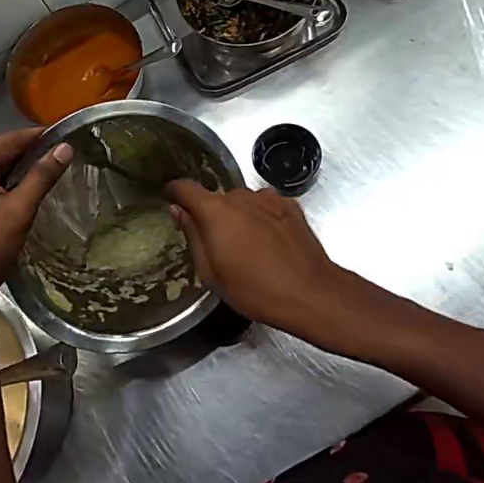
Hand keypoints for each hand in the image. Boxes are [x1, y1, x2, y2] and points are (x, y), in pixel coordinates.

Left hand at [0, 128, 72, 323]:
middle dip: (34, 152)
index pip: (7, 141)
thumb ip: (41, 177)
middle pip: (3, 152)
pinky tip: (38, 182)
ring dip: (27, 168)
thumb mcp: (16, 213)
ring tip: (61, 162)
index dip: (39, 136)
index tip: (69, 131)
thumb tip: (65, 148)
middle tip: (71, 148)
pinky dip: (15, 182)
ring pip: (0, 167)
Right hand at [165, 181, 433, 361]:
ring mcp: (268, 199)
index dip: (175, 192)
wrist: (312, 295)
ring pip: (242, 201)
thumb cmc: (255, 290)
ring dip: (238, 216)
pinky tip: (268, 243)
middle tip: (216, 242)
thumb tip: (179, 210)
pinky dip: (261, 218)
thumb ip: (192, 235)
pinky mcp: (290, 206)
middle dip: (211, 213)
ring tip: (246, 246)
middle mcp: (240, 197)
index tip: (172, 199)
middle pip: (216, 197)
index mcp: (214, 210)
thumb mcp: (211, 272)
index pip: (185, 187)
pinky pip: (265, 206)